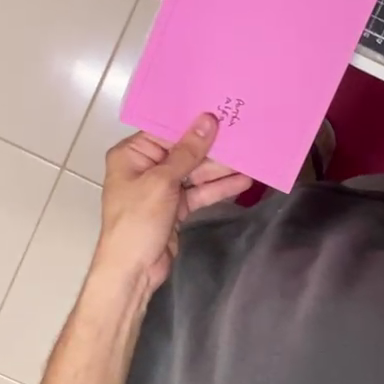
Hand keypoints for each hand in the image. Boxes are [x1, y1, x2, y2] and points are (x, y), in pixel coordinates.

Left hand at [95, 114, 251, 291]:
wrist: (133, 270)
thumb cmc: (137, 221)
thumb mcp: (162, 182)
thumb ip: (188, 152)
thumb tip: (208, 121)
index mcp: (131, 154)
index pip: (166, 131)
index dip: (193, 124)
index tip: (222, 113)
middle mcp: (145, 167)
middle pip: (184, 152)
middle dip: (212, 148)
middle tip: (243, 135)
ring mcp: (161, 189)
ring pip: (195, 173)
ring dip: (221, 169)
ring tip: (251, 157)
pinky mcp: (175, 207)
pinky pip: (199, 192)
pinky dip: (218, 188)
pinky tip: (242, 181)